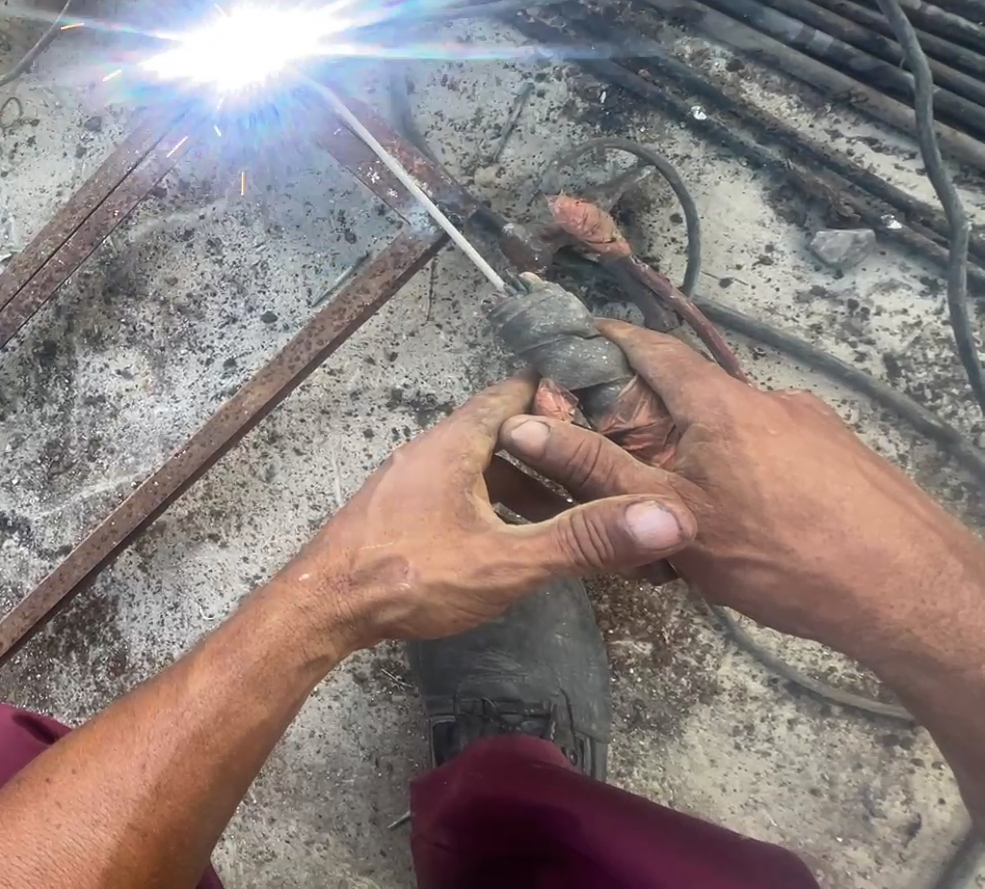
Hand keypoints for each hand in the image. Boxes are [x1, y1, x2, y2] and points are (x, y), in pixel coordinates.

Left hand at [278, 372, 696, 647]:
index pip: (507, 396)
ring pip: (475, 467)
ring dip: (522, 484)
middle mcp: (424, 451)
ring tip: (574, 514)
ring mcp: (405, 480)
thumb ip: (583, 540)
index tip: (607, 398)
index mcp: (450, 445)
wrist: (326, 604)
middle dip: (551, 448)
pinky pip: (455, 490)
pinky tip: (514, 537)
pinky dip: (491, 503)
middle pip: (496, 434)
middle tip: (608, 467)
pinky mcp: (396, 508)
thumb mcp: (505, 561)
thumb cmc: (410, 575)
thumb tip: (671, 516)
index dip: (555, 392)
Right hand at [498, 319, 982, 653]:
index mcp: (721, 403)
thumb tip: (516, 426)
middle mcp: (768, 400)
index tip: (566, 340)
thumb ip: (591, 465)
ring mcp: (814, 428)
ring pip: (725, 426)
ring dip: (689, 449)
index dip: (606, 337)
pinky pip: (765, 449)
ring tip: (667, 501)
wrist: (931, 607)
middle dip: (639, 415)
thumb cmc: (783, 553)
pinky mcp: (845, 458)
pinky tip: (730, 517)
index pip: (652, 347)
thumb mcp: (668, 511)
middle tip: (603, 452)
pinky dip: (731, 467)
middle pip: (685, 392)